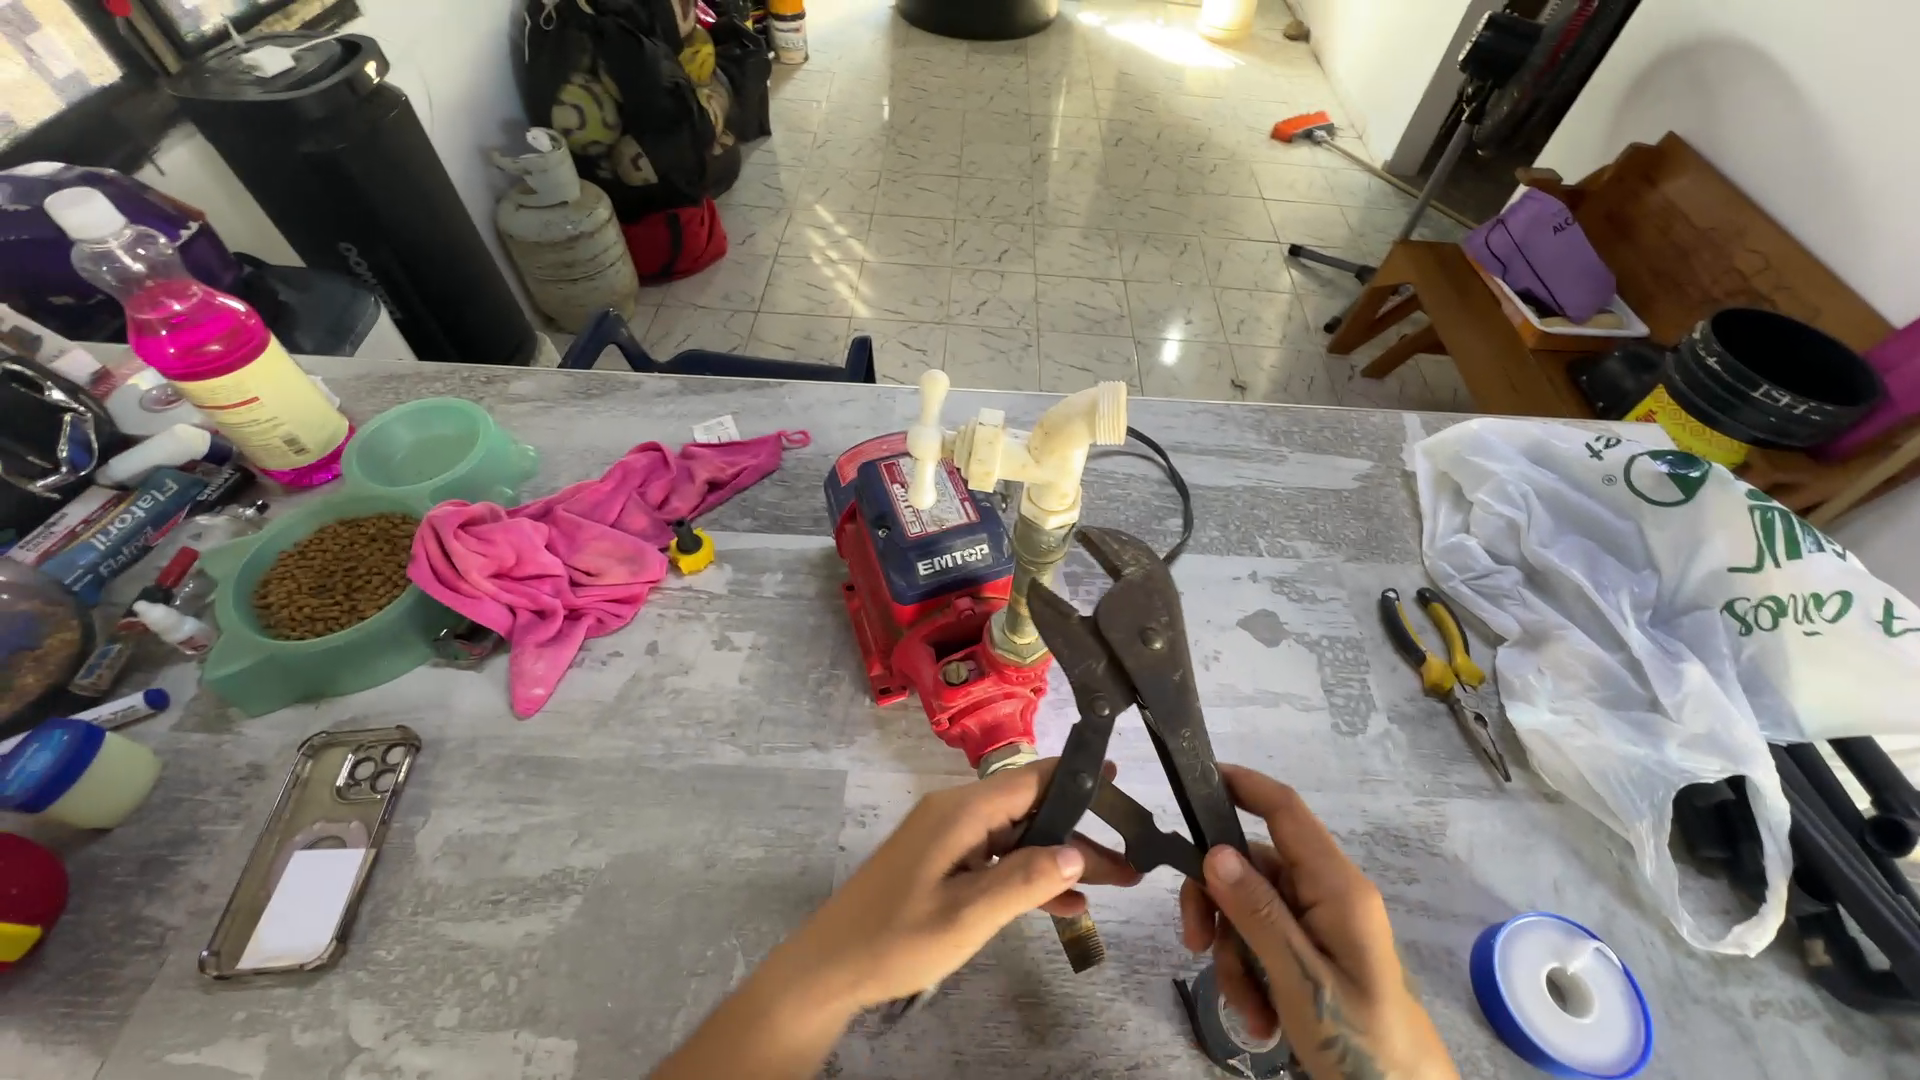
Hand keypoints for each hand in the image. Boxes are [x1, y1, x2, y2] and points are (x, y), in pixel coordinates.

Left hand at [778, 758, 1141, 1010]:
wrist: (829, 968)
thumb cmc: (896, 938)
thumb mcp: (967, 916)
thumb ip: (1024, 881)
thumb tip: (1076, 852)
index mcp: (960, 812)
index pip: (1028, 779)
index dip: (1074, 777)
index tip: (1117, 777)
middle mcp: (956, 814)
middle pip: (1029, 810)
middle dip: (1077, 834)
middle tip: (1129, 863)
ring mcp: (948, 839)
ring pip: (1016, 838)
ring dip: (1059, 860)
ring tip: (1114, 884)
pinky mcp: (943, 863)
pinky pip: (996, 861)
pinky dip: (1028, 878)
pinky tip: (1066, 904)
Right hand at [1181, 765, 1458, 1079]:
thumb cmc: (1363, 1045)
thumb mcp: (1303, 983)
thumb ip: (1258, 914)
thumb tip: (1214, 851)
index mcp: (1338, 888)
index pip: (1286, 811)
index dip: (1244, 785)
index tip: (1197, 777)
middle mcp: (1327, 894)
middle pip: (1251, 867)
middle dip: (1218, 906)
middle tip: (1195, 946)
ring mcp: (1320, 923)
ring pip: (1249, 909)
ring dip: (1233, 956)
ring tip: (1246, 1012)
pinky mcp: (1314, 950)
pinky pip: (1263, 941)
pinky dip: (1249, 975)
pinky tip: (1259, 1019)